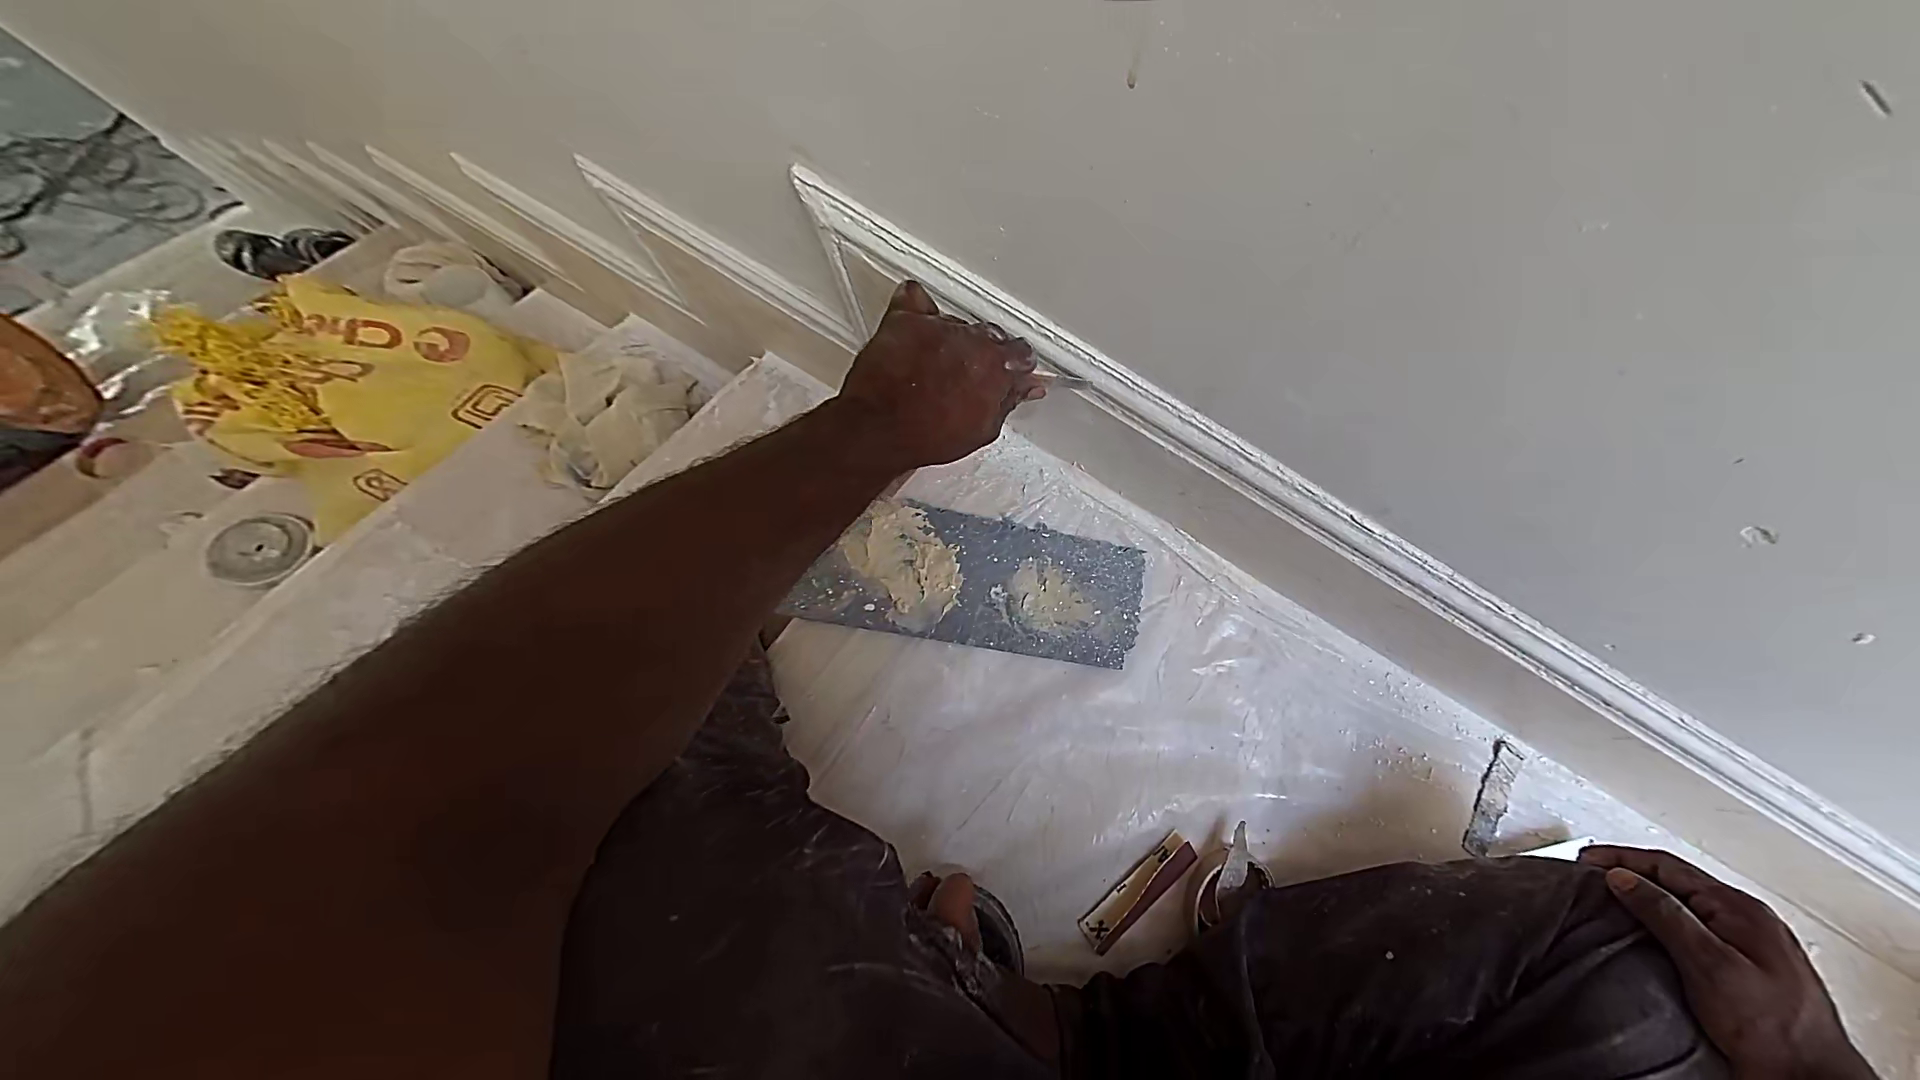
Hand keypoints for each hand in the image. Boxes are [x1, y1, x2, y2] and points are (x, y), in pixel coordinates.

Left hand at [835, 281, 1041, 469]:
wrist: (879, 430)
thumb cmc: (925, 435)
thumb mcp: (982, 429)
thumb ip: (1008, 401)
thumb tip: (1024, 389)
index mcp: (996, 364)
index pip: (1020, 352)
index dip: (1015, 364)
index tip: (1009, 370)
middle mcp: (971, 338)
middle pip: (988, 334)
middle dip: (983, 351)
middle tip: (967, 374)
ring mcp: (936, 326)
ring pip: (954, 321)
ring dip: (950, 336)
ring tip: (934, 364)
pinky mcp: (905, 319)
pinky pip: (915, 299)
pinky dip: (917, 308)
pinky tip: (915, 324)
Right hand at [1579, 846, 1876, 1079]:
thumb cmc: (1772, 1030)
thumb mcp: (1709, 963)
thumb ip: (1664, 913)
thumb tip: (1621, 877)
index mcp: (1741, 910)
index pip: (1666, 864)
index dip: (1619, 857)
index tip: (1584, 861)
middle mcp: (1747, 920)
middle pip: (1673, 880)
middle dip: (1627, 874)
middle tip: (1589, 878)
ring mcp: (1748, 943)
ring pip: (1680, 903)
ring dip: (1642, 897)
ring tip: (1608, 902)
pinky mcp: (1741, 964)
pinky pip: (1689, 926)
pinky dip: (1657, 919)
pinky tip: (1642, 932)